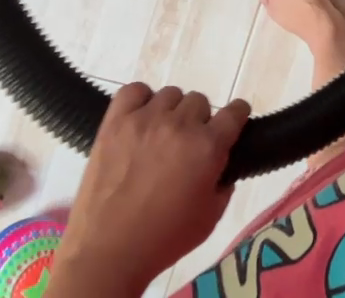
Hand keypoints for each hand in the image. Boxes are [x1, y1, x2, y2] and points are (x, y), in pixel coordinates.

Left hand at [47, 85, 250, 297]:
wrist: (107, 253)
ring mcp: (145, 119)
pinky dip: (140, 100)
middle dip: (198, 122)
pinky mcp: (115, 122)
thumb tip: (221, 163)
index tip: (232, 124)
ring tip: (159, 136)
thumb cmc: (164, 239)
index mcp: (208, 147)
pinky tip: (139, 120)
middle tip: (186, 146)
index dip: (237, 116)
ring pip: (170, 95)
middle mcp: (180, 125)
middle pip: (200, 101)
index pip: (235, 111)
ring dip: (171, 112)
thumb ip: (224, 183)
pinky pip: (134, 91)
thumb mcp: (210, 217)